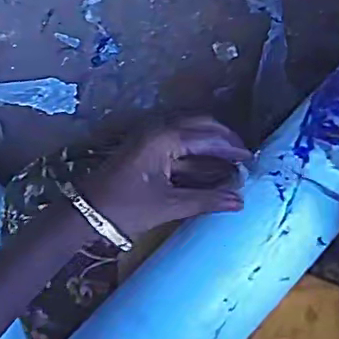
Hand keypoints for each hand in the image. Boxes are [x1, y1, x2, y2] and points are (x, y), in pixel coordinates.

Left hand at [77, 117, 251, 237]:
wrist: (86, 213)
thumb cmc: (126, 208)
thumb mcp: (169, 206)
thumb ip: (207, 200)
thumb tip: (240, 201)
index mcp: (165, 138)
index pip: (209, 137)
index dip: (233, 148)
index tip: (253, 159)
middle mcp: (160, 129)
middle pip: (202, 126)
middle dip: (226, 139)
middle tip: (245, 157)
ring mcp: (152, 136)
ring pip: (191, 132)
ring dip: (213, 144)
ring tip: (233, 162)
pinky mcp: (147, 147)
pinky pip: (180, 142)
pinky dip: (198, 151)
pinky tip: (210, 166)